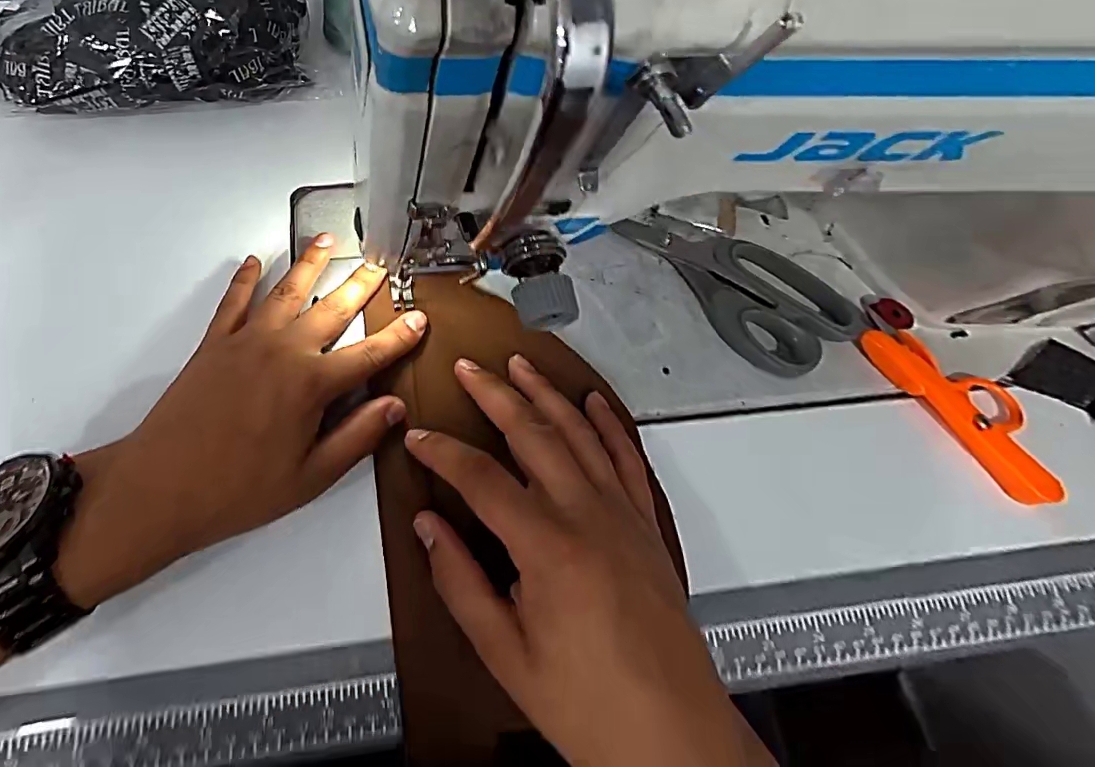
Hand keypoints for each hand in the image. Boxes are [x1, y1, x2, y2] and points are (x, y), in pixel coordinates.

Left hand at [55, 235, 427, 608]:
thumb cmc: (235, 490)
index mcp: (311, 386)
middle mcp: (283, 352)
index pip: (369, 354)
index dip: (399, 337)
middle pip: (333, 308)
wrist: (161, 487)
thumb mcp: (309, 477)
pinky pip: (235, 301)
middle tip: (379, 263)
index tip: (418, 320)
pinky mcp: (215, 343)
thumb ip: (356, 438)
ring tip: (326, 240)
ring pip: (287, 291)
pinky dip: (246, 278)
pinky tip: (254, 262)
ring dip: (309, 263)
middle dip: (361, 284)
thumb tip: (393, 408)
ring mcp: (246, 341)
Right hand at [405, 357, 768, 766]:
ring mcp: (622, 515)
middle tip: (468, 369)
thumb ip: (460, 583)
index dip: (442, 452)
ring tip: (520, 364)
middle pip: (532, 432)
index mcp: (548, 548)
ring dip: (545, 393)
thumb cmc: (594, 707)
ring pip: (579, 432)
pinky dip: (608, 423)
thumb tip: (430, 530)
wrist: (675, 737)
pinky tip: (593, 402)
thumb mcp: (505, 654)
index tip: (419, 439)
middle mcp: (588, 517)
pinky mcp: (645, 525)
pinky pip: (626, 458)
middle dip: (494, 393)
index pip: (480, 477)